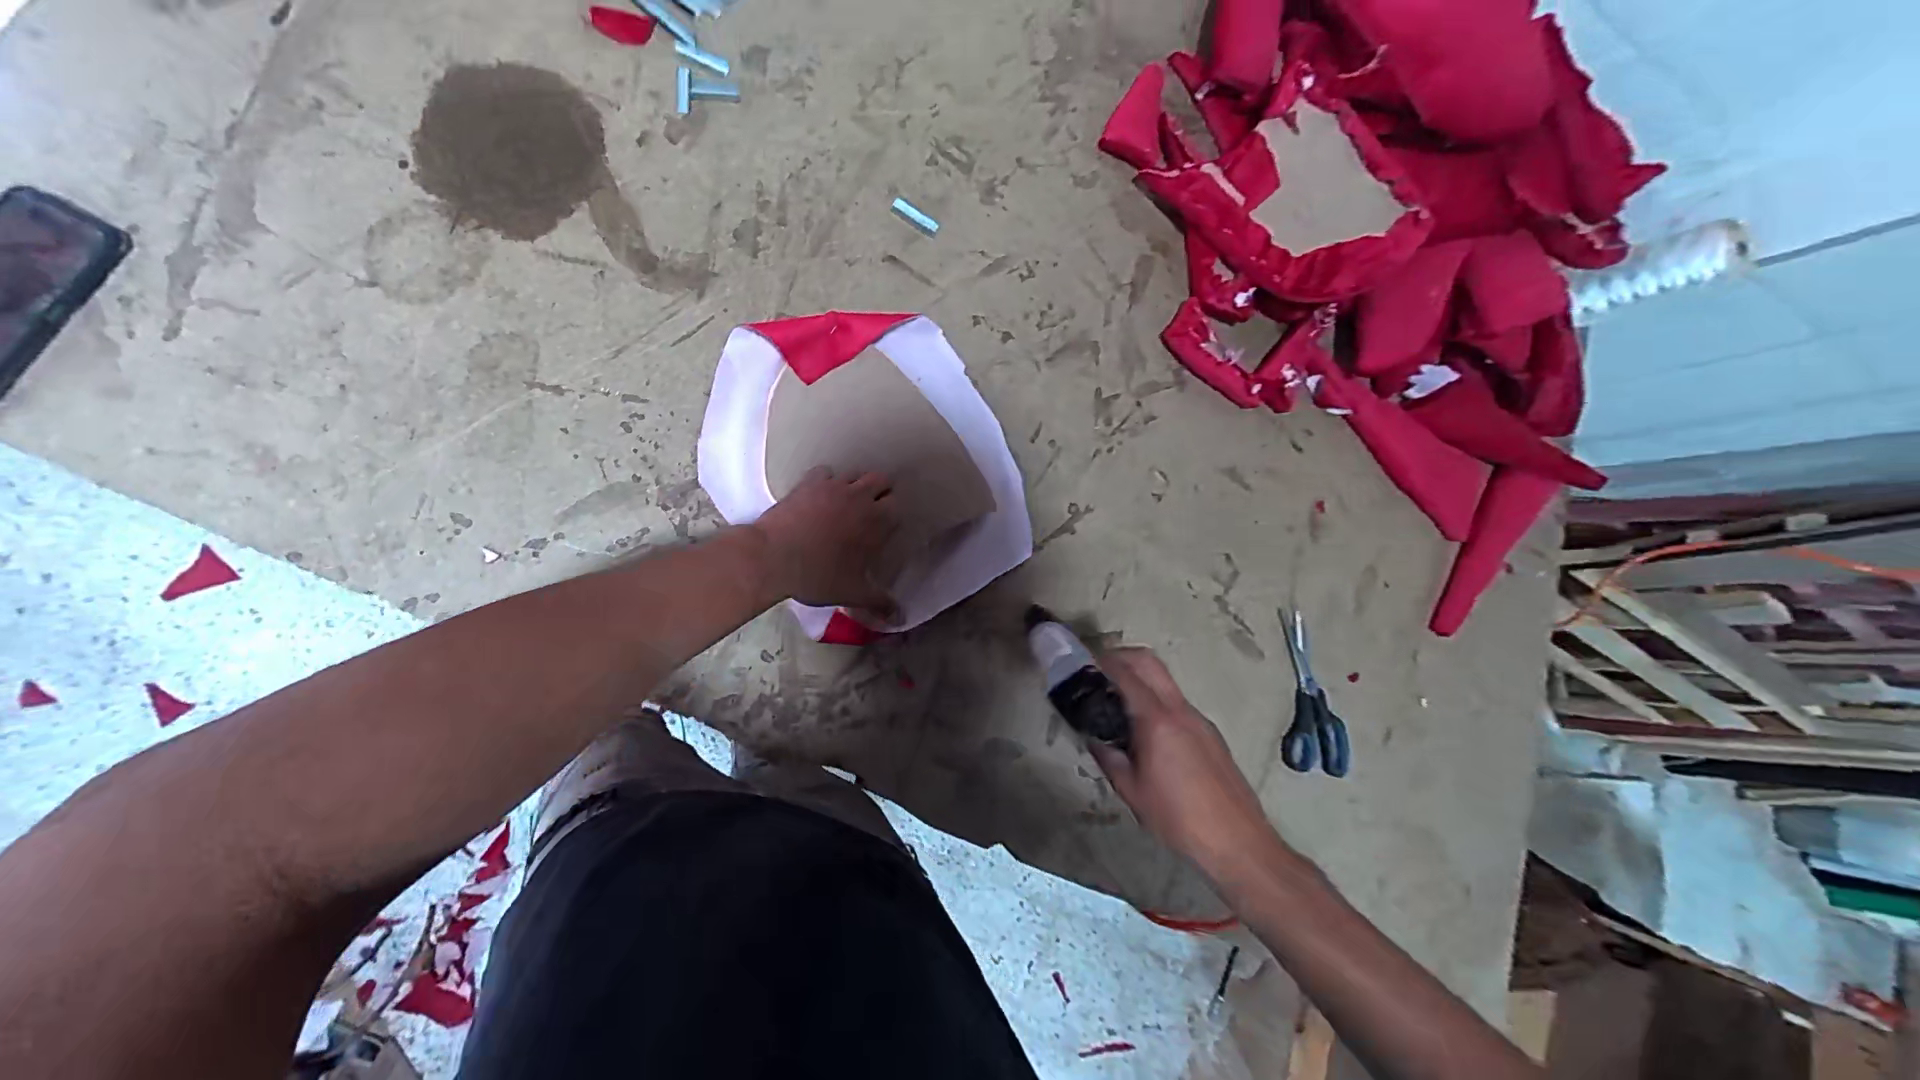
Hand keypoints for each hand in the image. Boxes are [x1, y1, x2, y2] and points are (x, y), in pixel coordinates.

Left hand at [749, 467, 900, 621]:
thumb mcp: (852, 593)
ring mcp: (833, 486)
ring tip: (847, 503)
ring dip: (856, 485)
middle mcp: (859, 497)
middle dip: (880, 492)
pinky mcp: (809, 483)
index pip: (897, 505)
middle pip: (881, 480)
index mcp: (876, 521)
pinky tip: (820, 496)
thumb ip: (879, 602)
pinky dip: (827, 481)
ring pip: (855, 474)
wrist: (772, 558)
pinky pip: (825, 472)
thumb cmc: (818, 576)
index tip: (884, 529)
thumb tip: (898, 617)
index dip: (892, 515)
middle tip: (870, 512)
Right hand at [1088, 648, 1281, 872]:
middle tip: (1096, 673)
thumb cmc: (1178, 818)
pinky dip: (1155, 702)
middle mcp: (1181, 710)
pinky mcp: (1210, 734)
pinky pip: (1177, 704)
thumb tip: (1094, 739)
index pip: (1125, 674)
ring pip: (1165, 682)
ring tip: (1116, 706)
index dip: (1100, 662)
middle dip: (1120, 657)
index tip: (1079, 665)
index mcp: (1158, 721)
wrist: (1238, 842)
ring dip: (1139, 680)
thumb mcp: (1131, 791)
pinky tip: (1145, 733)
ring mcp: (1199, 720)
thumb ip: (1109, 758)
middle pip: (1149, 662)